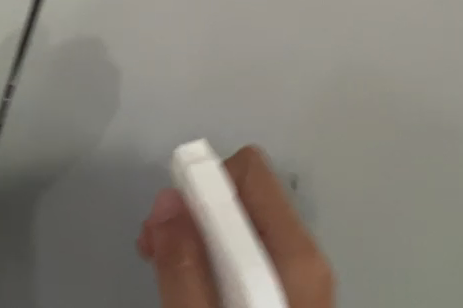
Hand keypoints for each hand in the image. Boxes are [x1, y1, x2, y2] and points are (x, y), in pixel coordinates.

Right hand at [136, 145, 333, 307]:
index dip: (202, 182)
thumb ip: (184, 267)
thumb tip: (167, 203)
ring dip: (199, 233)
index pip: (249, 170)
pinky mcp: (291, 293)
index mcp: (296, 253)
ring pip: (243, 224)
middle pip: (244, 194)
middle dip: (194, 208)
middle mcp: (306, 254)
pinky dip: (215, 256)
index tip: (168, 216)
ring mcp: (301, 275)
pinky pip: (249, 253)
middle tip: (156, 245)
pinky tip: (193, 281)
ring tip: (164, 264)